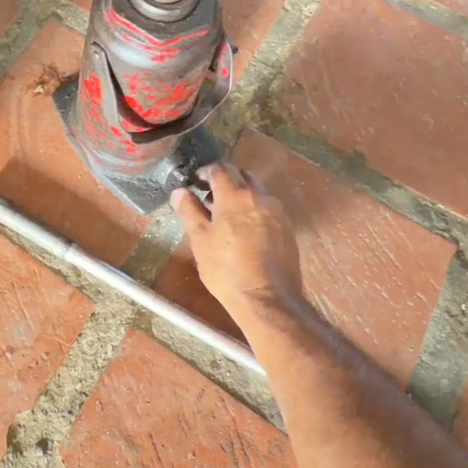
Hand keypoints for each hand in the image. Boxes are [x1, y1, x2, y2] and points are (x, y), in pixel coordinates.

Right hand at [172, 163, 305, 318]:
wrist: (267, 299)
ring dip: (242, 195)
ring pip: (257, 192)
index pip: (220, 168)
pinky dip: (256, 210)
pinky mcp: (288, 229)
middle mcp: (259, 196)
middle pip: (242, 175)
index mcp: (235, 194)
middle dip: (226, 181)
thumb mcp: (199, 239)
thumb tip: (179, 191)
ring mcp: (277, 212)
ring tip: (228, 217)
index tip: (196, 182)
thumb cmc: (226, 268)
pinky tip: (247, 232)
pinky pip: (269, 209)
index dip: (206, 171)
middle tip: (211, 198)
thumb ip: (189, 210)